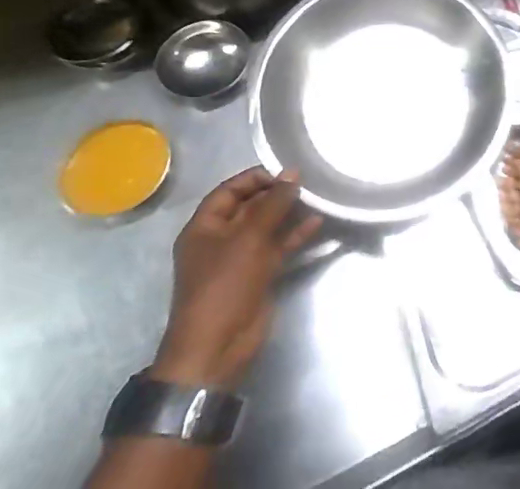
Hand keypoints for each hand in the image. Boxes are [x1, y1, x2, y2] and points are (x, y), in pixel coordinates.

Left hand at [151, 167, 321, 388]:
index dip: (255, 179)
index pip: (229, 190)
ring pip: (266, 228)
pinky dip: (294, 237)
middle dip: (274, 194)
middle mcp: (220, 239)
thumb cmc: (224, 285)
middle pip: (249, 207)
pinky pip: (276, 249)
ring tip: (314, 197)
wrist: (217, 348)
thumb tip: (292, 175)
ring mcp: (240, 259)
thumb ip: (272, 205)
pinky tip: (316, 224)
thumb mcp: (248, 240)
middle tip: (304, 182)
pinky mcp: (258, 277)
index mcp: (203, 226)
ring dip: (287, 214)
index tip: (283, 173)